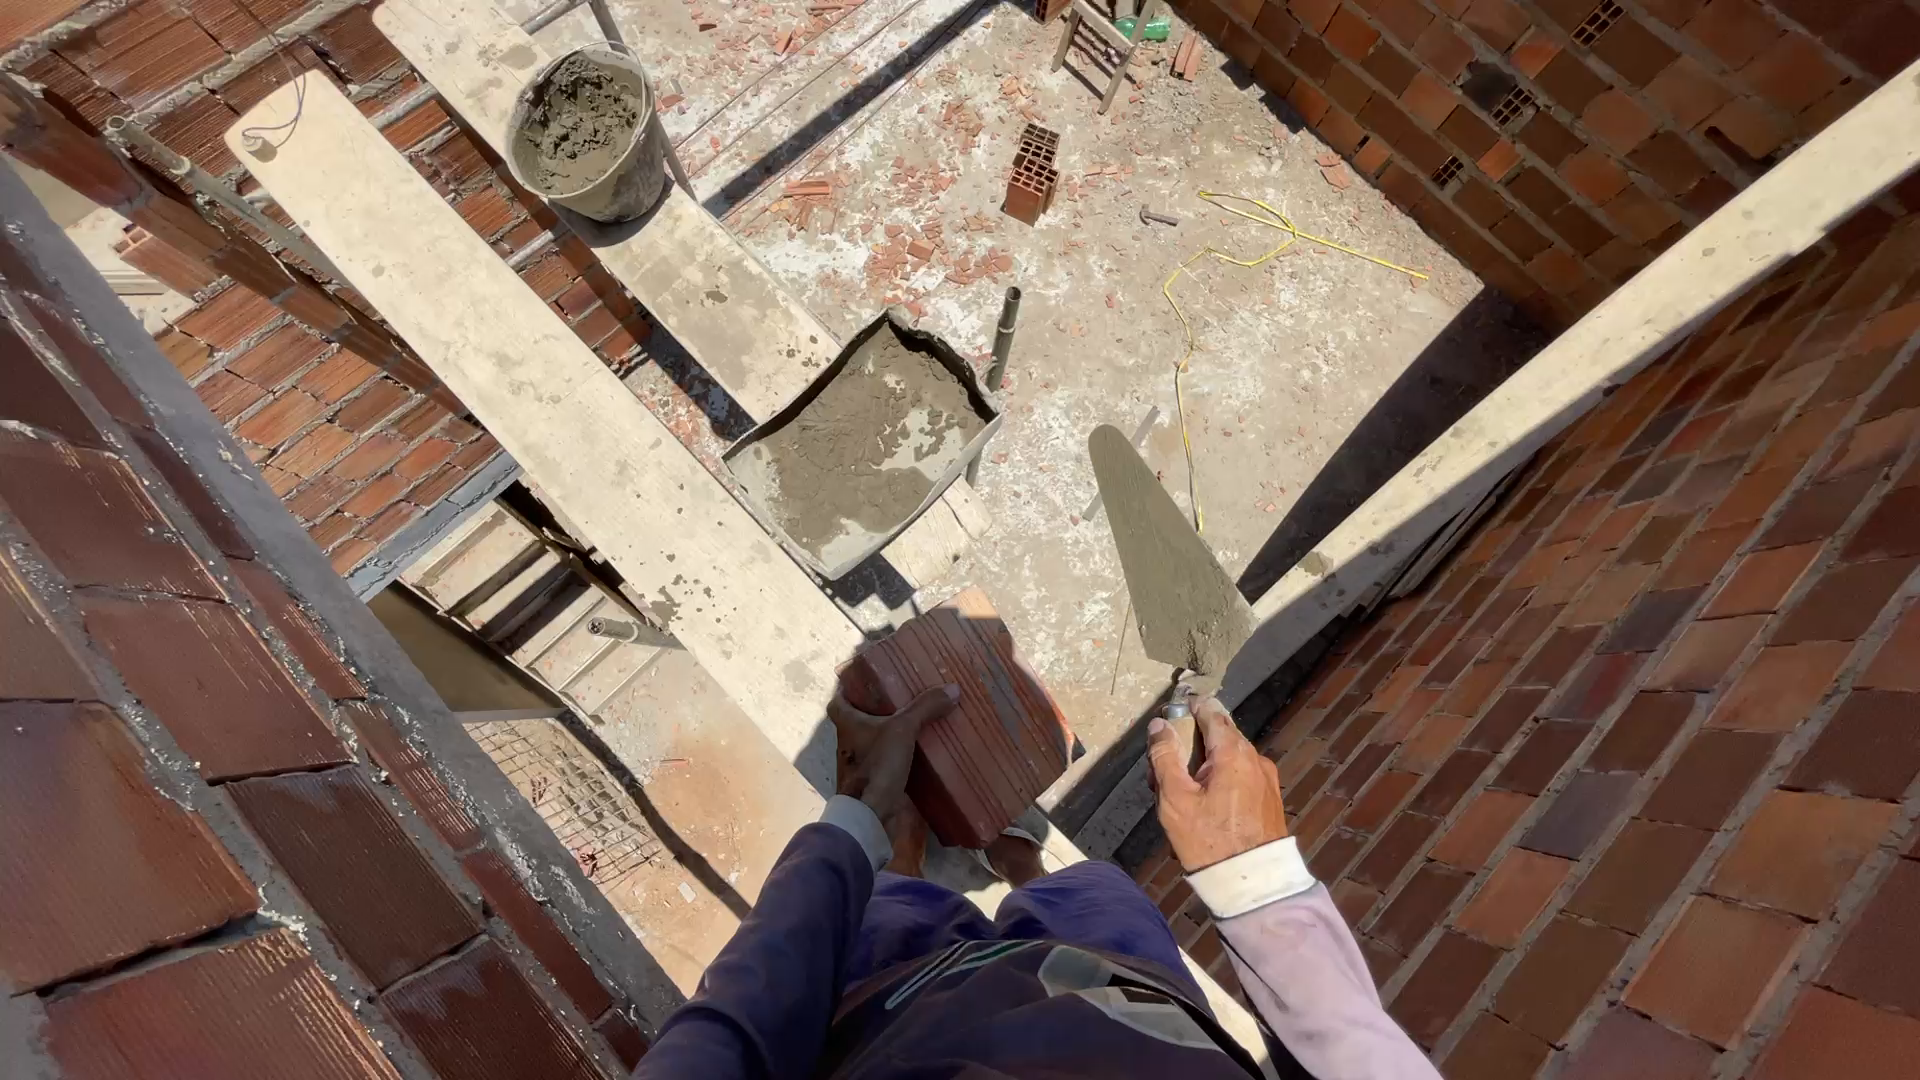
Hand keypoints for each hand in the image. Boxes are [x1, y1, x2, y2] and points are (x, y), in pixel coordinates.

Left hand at [827, 683, 958, 818]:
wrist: (871, 816)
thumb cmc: (876, 765)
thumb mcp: (902, 730)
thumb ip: (924, 708)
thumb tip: (952, 689)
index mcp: (848, 726)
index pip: (837, 703)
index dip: (846, 692)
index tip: (860, 684)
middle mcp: (850, 745)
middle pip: (856, 723)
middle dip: (874, 713)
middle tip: (898, 701)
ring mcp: (860, 767)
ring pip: (872, 745)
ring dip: (888, 737)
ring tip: (913, 724)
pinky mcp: (875, 785)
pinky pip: (886, 766)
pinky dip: (899, 760)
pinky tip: (918, 755)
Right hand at [1147, 695, 1288, 871]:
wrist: (1253, 887)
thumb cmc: (1208, 840)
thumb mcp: (1175, 798)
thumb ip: (1164, 756)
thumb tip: (1159, 725)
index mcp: (1234, 752)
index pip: (1211, 711)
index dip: (1188, 709)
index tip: (1170, 717)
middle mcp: (1255, 758)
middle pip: (1217, 736)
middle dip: (1189, 746)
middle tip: (1162, 772)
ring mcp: (1266, 779)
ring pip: (1227, 758)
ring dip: (1202, 766)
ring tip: (1178, 795)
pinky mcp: (1270, 799)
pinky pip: (1240, 776)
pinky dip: (1219, 780)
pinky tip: (1202, 806)